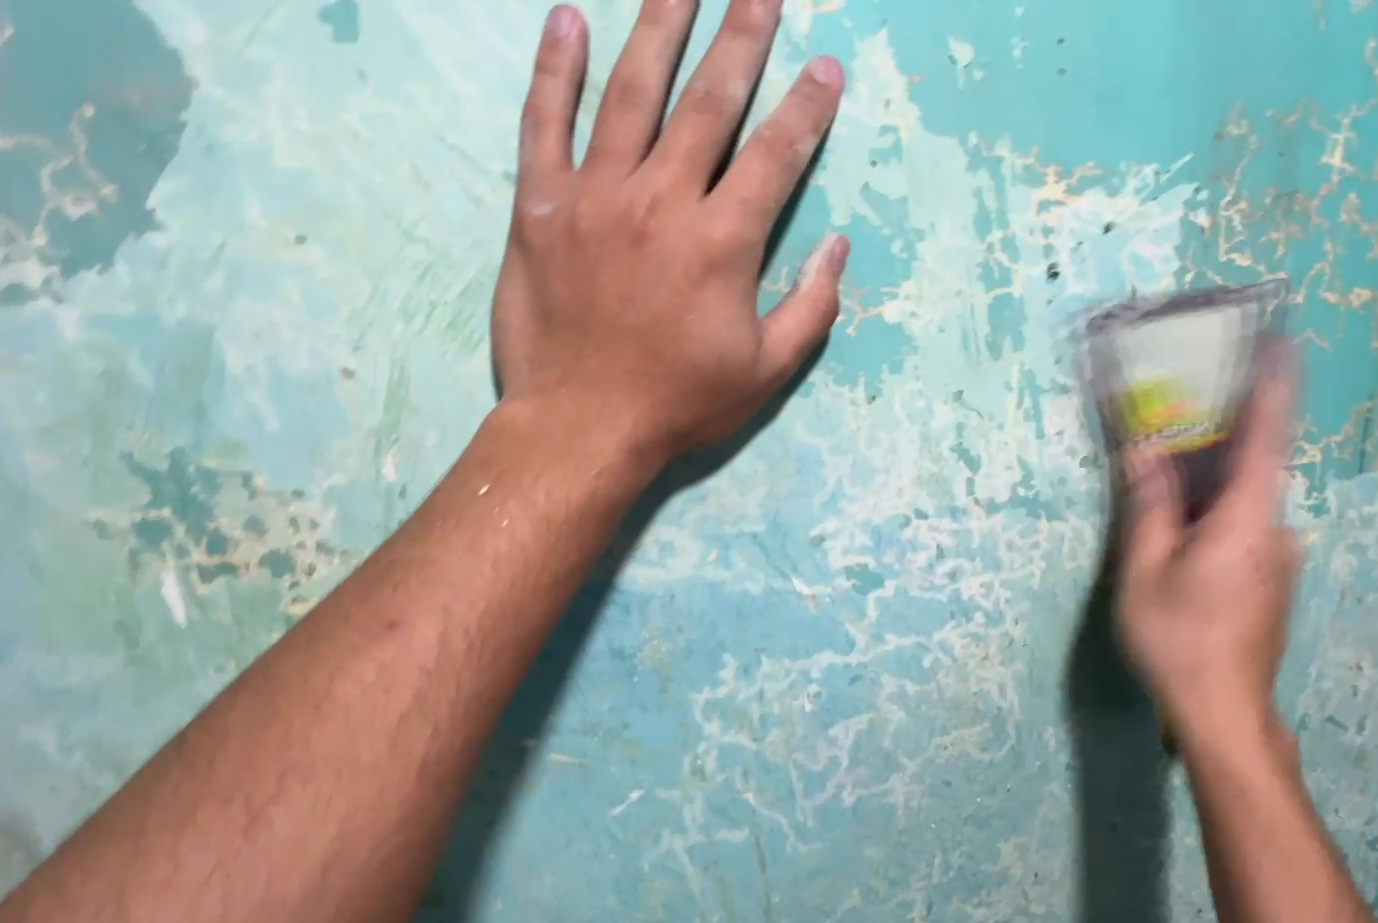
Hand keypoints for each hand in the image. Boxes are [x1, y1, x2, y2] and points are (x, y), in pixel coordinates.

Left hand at [490, 0, 849, 465]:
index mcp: (721, 243)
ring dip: (660, 29)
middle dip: (742, 41)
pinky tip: (568, 22)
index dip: (806, 110)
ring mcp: (595, 197)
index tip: (826, 69)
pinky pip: (544, 124)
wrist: (581, 426)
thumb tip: (837, 247)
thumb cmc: (679, 403)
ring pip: (630, 94)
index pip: (774, 156)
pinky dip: (555, 71)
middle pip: (708, 103)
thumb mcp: (767, 371)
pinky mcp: (540, 208)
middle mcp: (661, 202)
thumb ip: (811, 308)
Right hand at [1116, 349, 1299, 739]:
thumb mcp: (1145, 571)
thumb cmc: (1178, 639)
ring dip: (1208, 493)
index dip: (1273, 387)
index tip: (1281, 341)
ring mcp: (1280, 560)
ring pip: (1242, 507)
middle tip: (1174, 433)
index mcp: (1247, 519)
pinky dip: (1215, 521)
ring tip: (1166, 502)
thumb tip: (1146, 450)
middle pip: (1248, 471)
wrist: (1224, 714)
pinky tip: (1183, 546)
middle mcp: (1276, 531)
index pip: (1266, 437)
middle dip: (1215, 447)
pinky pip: (1244, 532)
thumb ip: (1148, 506)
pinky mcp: (1274, 583)